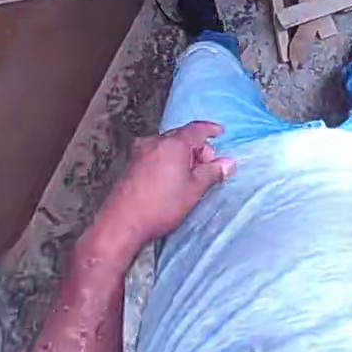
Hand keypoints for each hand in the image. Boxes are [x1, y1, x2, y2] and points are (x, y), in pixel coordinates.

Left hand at [92, 121, 234, 251]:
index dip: (210, 130)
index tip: (219, 132)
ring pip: (168, 145)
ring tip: (190, 177)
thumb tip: (227, 163)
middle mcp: (155, 142)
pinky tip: (172, 179)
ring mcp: (141, 151)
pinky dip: (168, 160)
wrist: (123, 221)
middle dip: (198, 148)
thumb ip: (212, 172)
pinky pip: (156, 154)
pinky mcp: (133, 163)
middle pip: (182, 136)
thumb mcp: (194, 189)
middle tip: (209, 167)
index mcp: (173, 143)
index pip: (197, 129)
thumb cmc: (161, 205)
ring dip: (183, 155)